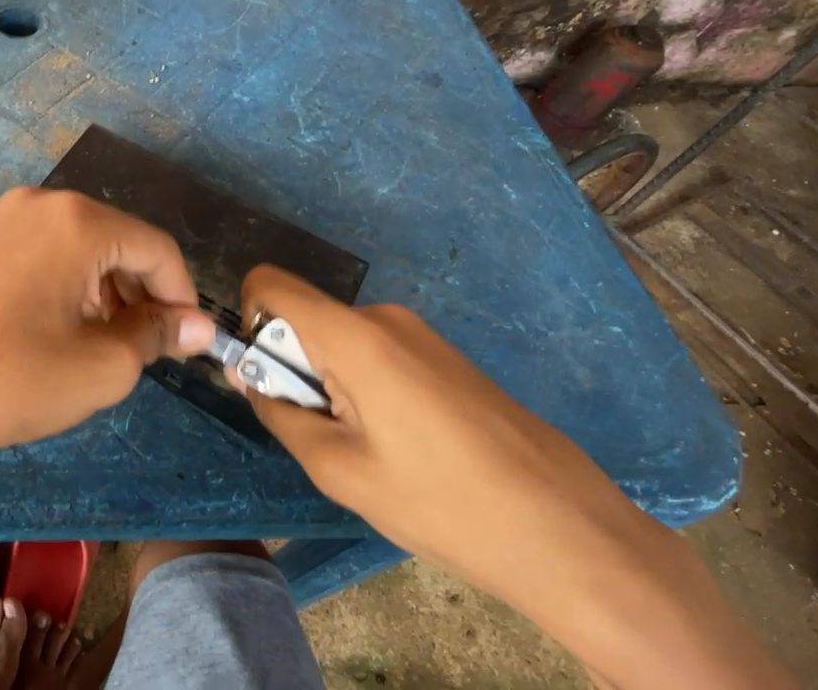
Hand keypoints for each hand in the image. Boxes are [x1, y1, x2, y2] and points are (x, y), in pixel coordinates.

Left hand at [0, 188, 214, 473]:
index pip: (155, 248)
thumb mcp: (102, 367)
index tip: (186, 340)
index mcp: (74, 221)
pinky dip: (49, 281)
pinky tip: (39, 326)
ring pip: (65, 245)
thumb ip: (158, 335)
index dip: (180, 294)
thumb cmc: (11, 381)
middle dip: (135, 291)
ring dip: (93, 287)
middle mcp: (32, 203)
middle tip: (140, 346)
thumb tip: (196, 325)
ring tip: (91, 340)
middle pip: (109, 240)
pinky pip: (24, 252)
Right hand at [235, 265, 666, 610]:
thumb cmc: (442, 503)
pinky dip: (365, 388)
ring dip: (331, 384)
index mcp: (355, 337)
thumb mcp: (338, 469)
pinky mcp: (446, 357)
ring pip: (340, 342)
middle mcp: (385, 318)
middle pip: (305, 320)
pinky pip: (377, 355)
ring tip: (371, 450)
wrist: (569, 533)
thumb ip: (278, 411)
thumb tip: (249, 375)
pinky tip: (405, 447)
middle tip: (326, 437)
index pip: (270, 284)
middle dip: (294, 368)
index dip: (247, 321)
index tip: (266, 380)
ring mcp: (422, 335)